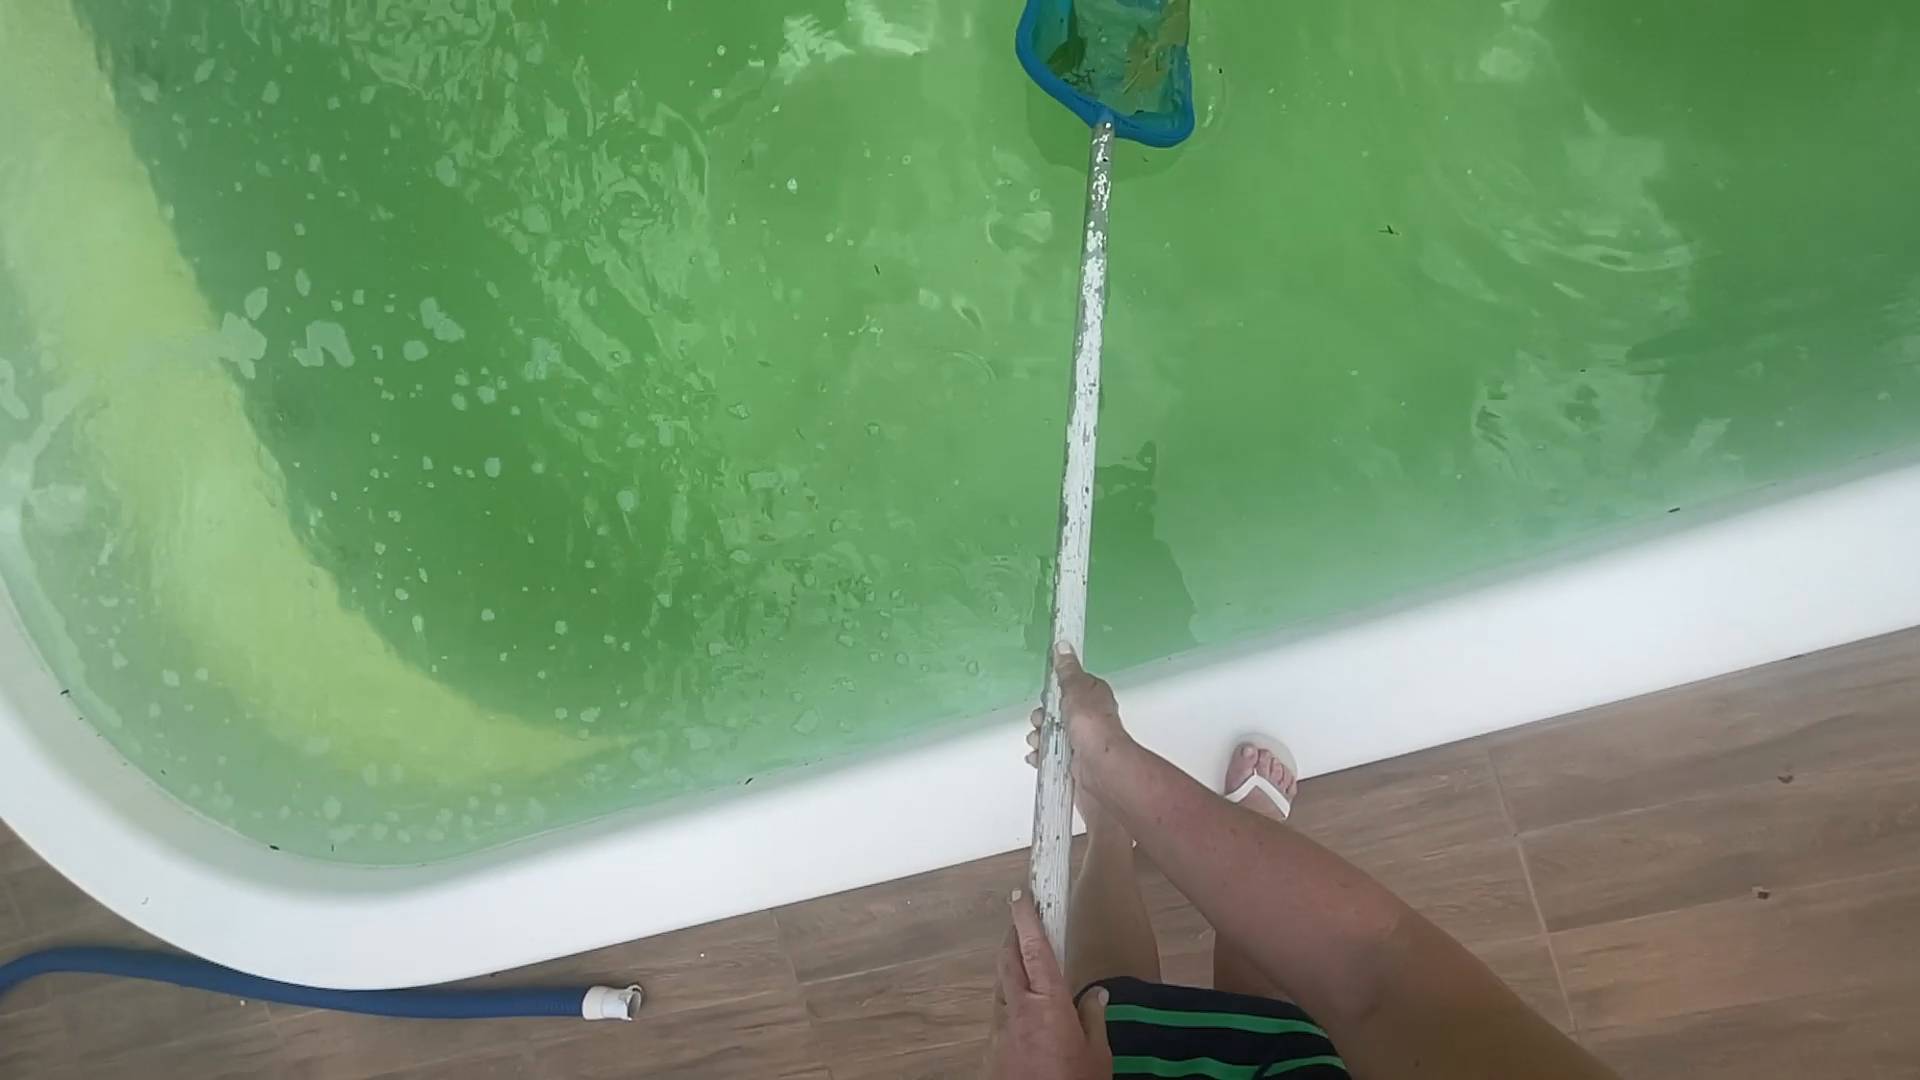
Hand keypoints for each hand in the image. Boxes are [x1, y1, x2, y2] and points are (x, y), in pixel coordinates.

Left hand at [986, 889, 1112, 1079]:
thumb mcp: (1098, 1057)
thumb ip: (1094, 1019)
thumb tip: (1095, 995)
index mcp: (1048, 1002)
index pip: (1034, 947)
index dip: (1025, 916)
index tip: (1018, 893)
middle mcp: (1018, 1007)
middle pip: (1008, 958)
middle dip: (1013, 937)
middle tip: (1021, 924)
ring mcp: (1000, 1028)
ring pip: (1000, 986)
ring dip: (1010, 971)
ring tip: (1025, 968)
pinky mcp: (991, 1049)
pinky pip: (999, 1015)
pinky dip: (1009, 1005)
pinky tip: (1023, 1017)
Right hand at [1027, 646, 1132, 794]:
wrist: (1100, 771)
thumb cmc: (1093, 729)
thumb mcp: (1077, 690)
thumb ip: (1067, 671)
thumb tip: (1063, 646)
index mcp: (1093, 698)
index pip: (1071, 689)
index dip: (1055, 692)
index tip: (1046, 694)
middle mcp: (1088, 720)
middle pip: (1057, 714)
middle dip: (1042, 717)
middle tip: (1041, 721)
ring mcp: (1081, 743)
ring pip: (1051, 736)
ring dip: (1039, 737)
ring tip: (1038, 741)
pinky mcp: (1072, 764)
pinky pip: (1051, 757)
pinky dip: (1041, 757)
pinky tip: (1039, 756)